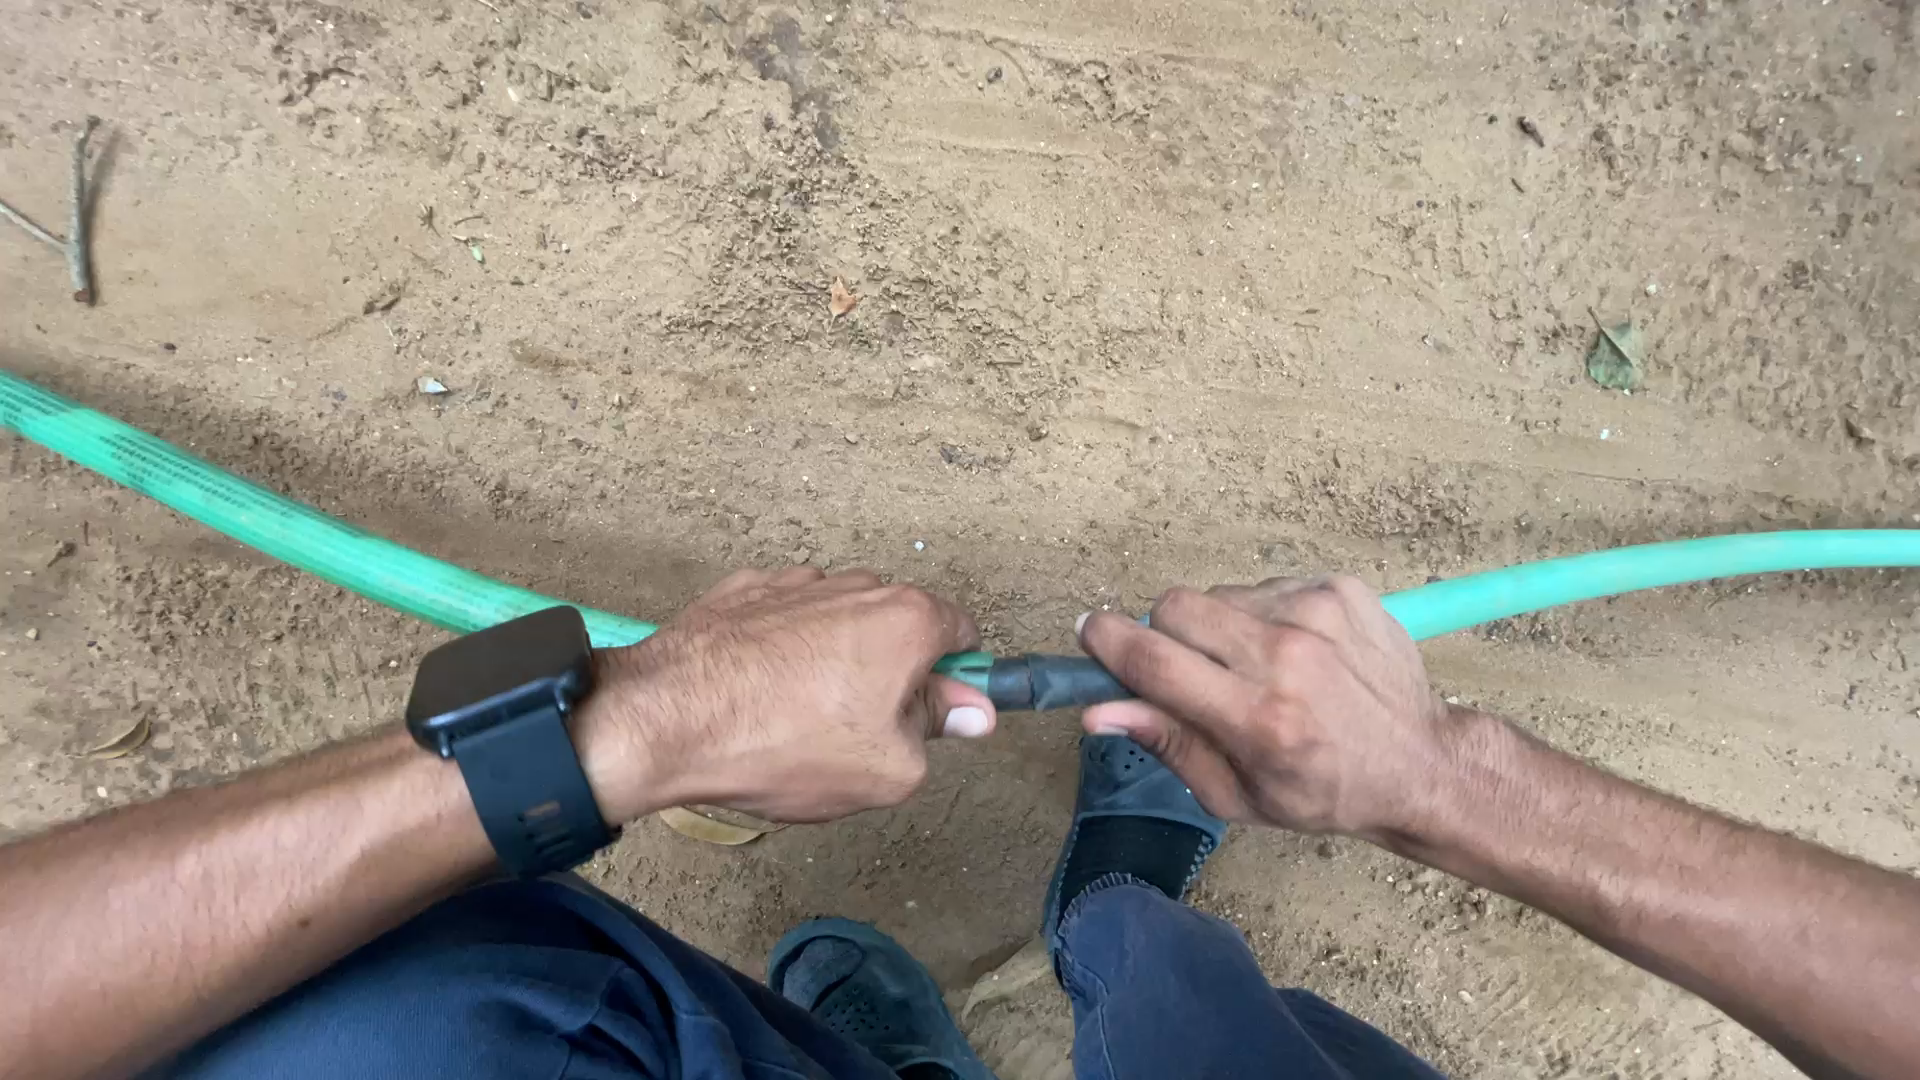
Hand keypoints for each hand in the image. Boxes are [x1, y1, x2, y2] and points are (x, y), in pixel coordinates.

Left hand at [574, 567, 995, 824]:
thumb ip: (942, 729)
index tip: (932, 711)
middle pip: (902, 624)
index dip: (954, 676)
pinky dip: (790, 644)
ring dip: (841, 655)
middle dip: (895, 669)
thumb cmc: (788, 744)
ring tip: (801, 711)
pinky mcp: (749, 587)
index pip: (963, 632)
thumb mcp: (891, 767)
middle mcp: (860, 584)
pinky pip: (791, 615)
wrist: (666, 719)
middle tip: (863, 724)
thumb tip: (975, 709)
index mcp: (907, 618)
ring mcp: (799, 581)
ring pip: (845, 618)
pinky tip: (761, 686)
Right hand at [1076, 576, 1456, 840]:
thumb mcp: (1234, 795)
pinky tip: (1292, 648)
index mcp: (1258, 720)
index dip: (1108, 641)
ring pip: (1217, 595)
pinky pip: (1261, 586)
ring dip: (1216, 626)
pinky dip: (1260, 615)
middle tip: (1188, 666)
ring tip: (1254, 663)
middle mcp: (1286, 657)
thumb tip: (1097, 710)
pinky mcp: (1339, 587)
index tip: (1088, 632)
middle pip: (1175, 608)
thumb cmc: (1319, 791)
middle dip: (1163, 632)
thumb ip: (1165, 743)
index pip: (1155, 662)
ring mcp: (1316, 614)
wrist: (1422, 763)